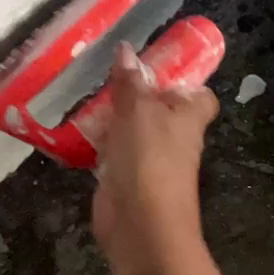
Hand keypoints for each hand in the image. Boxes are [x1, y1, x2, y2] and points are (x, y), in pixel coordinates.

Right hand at [92, 43, 219, 270]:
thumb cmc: (150, 159)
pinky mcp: (123, 176)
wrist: (140, 225)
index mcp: (188, 117)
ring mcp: (148, 158)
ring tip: (85, 85)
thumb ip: (130, 81)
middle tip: (107, 65)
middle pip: (158, 107)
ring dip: (112, 112)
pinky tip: (75, 122)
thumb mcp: (138, 110)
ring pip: (131, 126)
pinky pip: (110, 149)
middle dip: (136, 89)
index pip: (199, 95)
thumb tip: (126, 49)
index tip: (157, 62)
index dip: (183, 79)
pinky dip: (96, 138)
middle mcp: (172, 137)